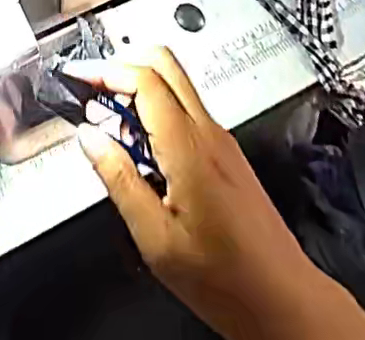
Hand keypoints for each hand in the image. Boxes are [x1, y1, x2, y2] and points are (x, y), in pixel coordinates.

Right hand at [67, 48, 364, 339]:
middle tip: (94, 91)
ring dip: (138, 92)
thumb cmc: (228, 279)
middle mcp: (208, 132)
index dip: (106, 70)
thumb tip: (89, 139)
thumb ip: (118, 179)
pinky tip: (141, 154)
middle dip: (122, 66)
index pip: (144, 78)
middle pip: (164, 63)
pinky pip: (184, 111)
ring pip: (174, 85)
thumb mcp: (155, 237)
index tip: (81, 77)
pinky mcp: (225, 152)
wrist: (283, 301)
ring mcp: (220, 139)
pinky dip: (155, 113)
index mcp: (189, 146)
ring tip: (112, 131)